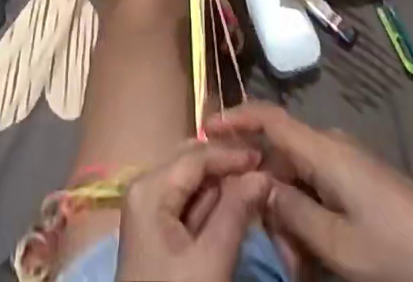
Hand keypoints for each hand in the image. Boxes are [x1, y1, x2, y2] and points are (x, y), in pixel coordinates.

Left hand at [115, 141, 272, 281]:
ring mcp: (149, 211)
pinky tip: (236, 205)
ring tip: (256, 181)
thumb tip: (263, 174)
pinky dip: (213, 204)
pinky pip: (189, 205)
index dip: (233, 154)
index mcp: (150, 188)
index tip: (268, 157)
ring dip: (223, 184)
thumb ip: (237, 210)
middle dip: (227, 165)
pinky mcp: (156, 232)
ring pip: (193, 184)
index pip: (198, 156)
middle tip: (264, 166)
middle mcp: (145, 189)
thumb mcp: (211, 259)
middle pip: (192, 164)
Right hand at [207, 104, 412, 281]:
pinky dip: (311, 219)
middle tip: (279, 257)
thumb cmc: (397, 251)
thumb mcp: (337, 244)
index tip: (204, 130)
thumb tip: (258, 187)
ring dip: (291, 220)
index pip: (270, 119)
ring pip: (299, 181)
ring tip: (302, 268)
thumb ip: (291, 213)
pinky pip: (320, 190)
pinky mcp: (361, 180)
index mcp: (325, 152)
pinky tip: (319, 257)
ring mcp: (349, 163)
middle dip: (268, 202)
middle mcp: (334, 147)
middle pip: (281, 160)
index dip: (235, 118)